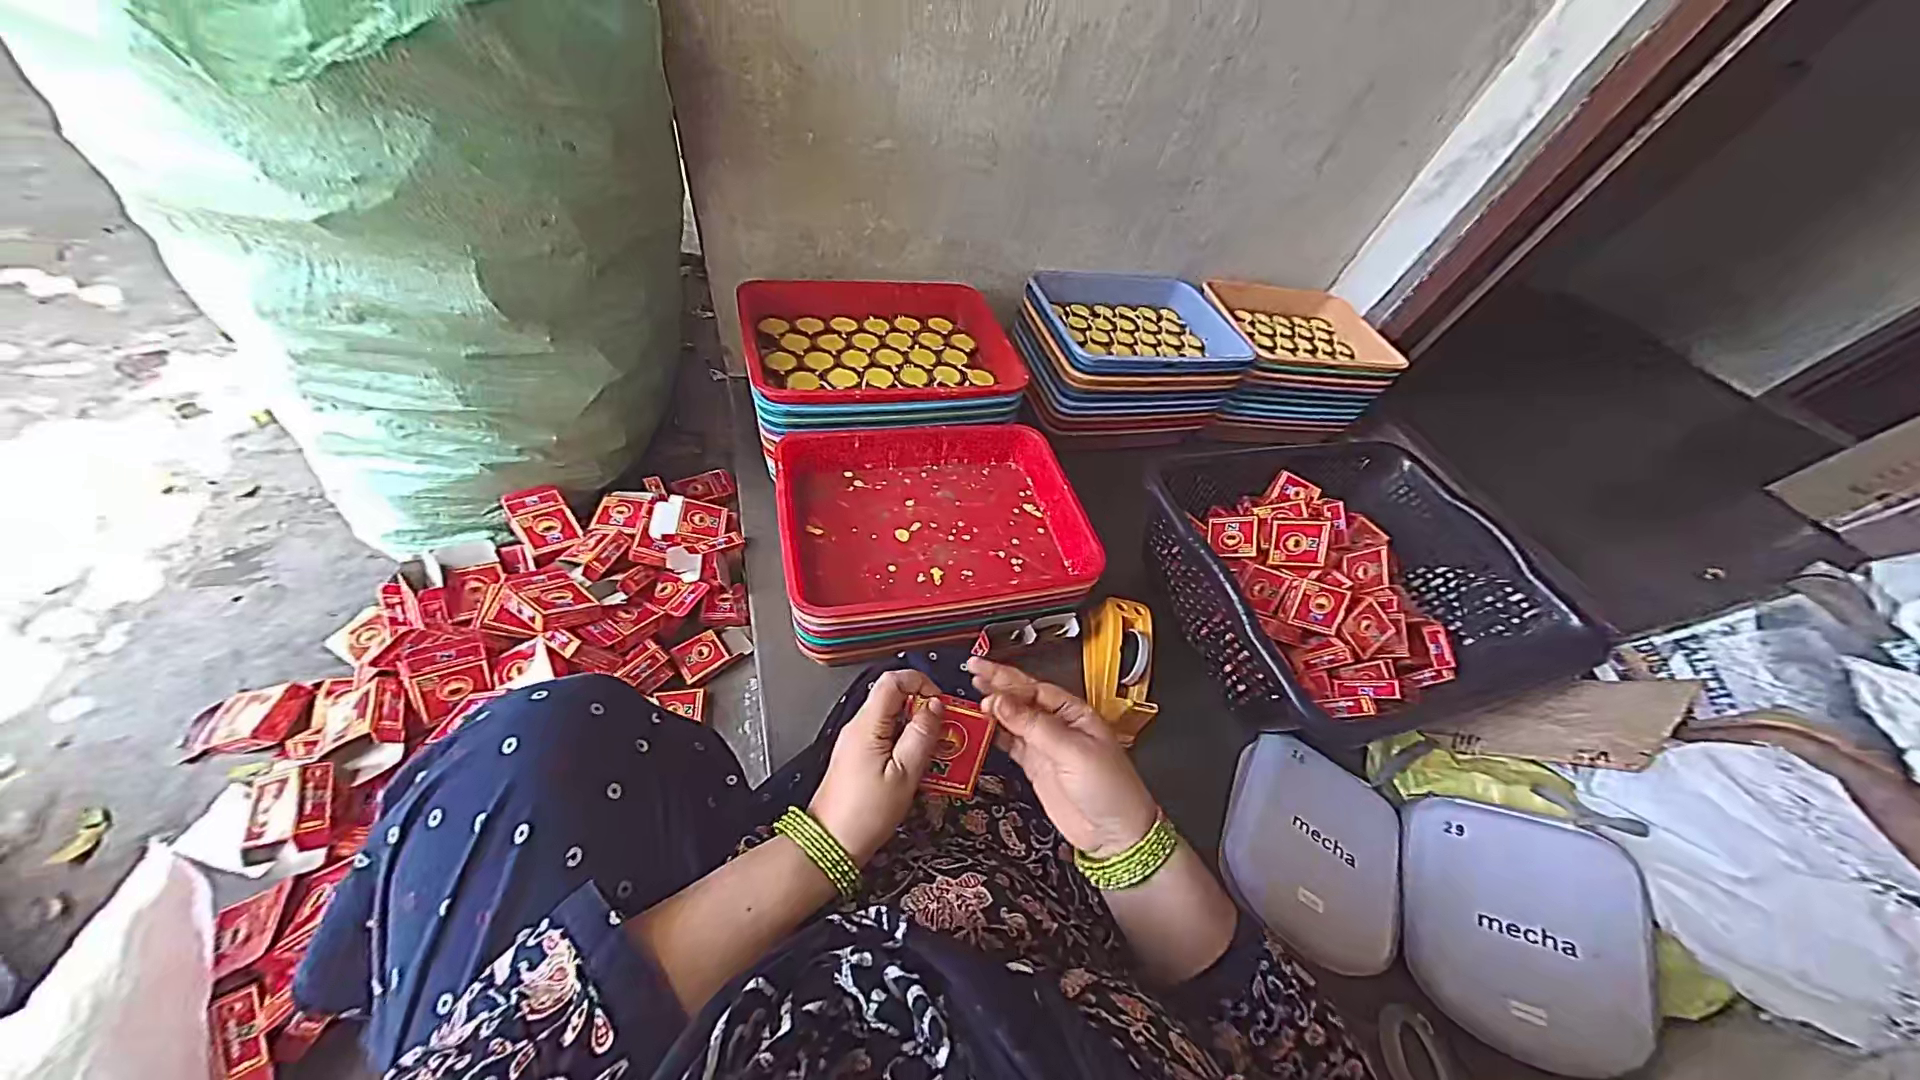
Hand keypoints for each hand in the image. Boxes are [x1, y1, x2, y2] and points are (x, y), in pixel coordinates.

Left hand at [808, 669, 945, 864]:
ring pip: (893, 718)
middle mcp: (859, 726)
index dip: (921, 683)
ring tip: (934, 753)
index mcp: (868, 724)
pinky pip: (886, 736)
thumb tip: (936, 706)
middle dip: (924, 710)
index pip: (894, 679)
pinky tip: (917, 766)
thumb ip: (923, 734)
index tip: (940, 703)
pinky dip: (905, 744)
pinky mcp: (858, 756)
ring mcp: (857, 741)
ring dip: (917, 729)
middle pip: (895, 697)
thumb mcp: (906, 773)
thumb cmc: (864, 814)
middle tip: (943, 731)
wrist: (831, 843)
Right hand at [967, 657, 1158, 858]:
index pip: (1035, 689)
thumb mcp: (1073, 750)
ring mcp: (1045, 744)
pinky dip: (993, 734)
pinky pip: (1009, 742)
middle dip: (997, 682)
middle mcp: (1057, 724)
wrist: (1115, 834)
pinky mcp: (1035, 765)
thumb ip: (1034, 726)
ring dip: (992, 707)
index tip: (988, 689)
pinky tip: (981, 726)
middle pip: (1022, 697)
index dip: (1010, 686)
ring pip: (1012, 718)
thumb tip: (1001, 702)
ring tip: (972, 695)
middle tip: (974, 669)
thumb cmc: (1112, 788)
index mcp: (1073, 712)